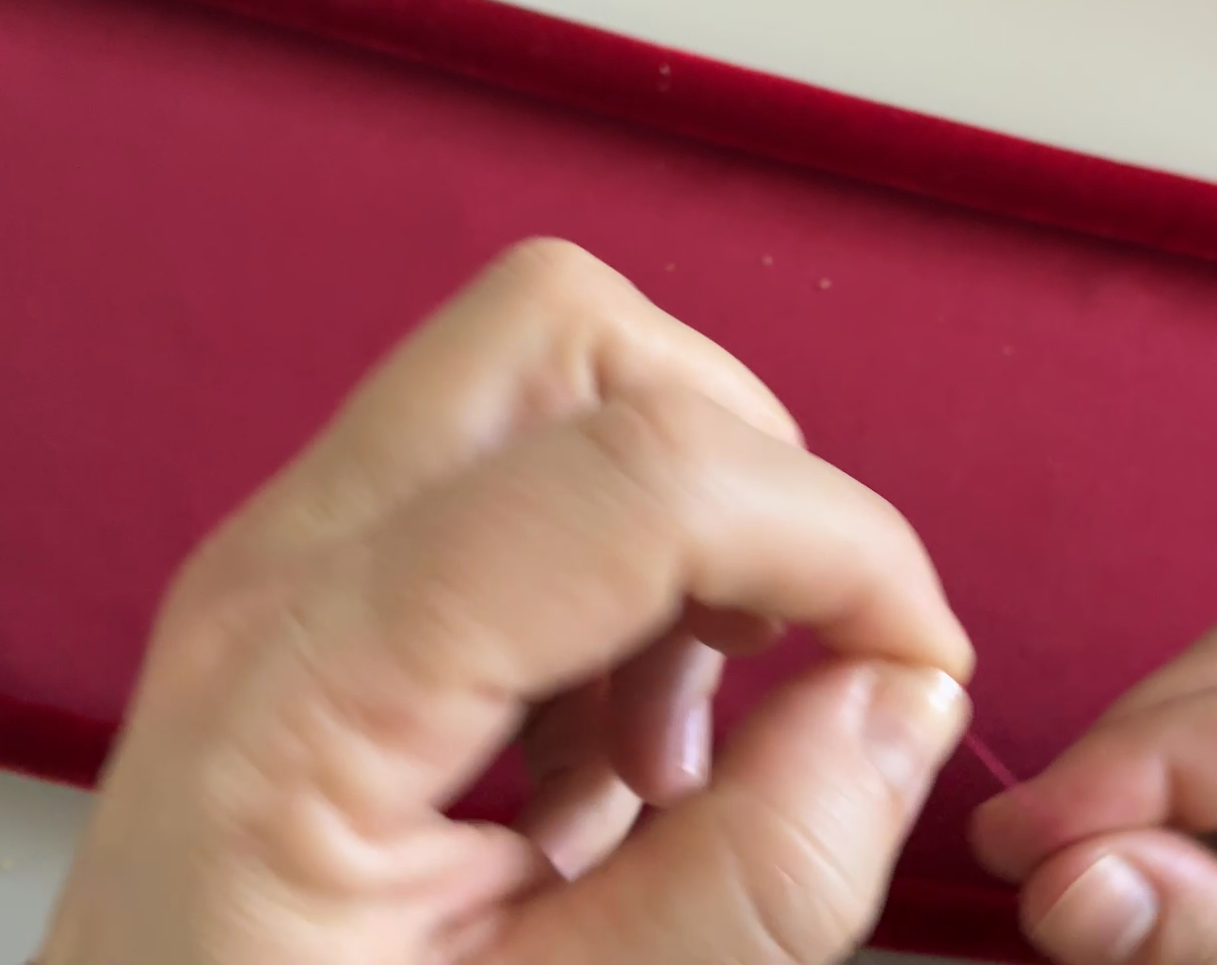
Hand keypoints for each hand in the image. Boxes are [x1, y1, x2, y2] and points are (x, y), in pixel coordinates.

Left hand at [37, 239, 973, 964]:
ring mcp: (317, 525)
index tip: (919, 656)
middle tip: (765, 638)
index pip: (638, 476)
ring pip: (568, 360)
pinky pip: (549, 441)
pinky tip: (614, 722)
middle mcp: (298, 545)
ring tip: (669, 728)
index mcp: (313, 679)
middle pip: (566, 328)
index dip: (837, 539)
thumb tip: (907, 697)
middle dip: (737, 452)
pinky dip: (648, 547)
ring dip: (696, 508)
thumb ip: (756, 888)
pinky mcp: (360, 545)